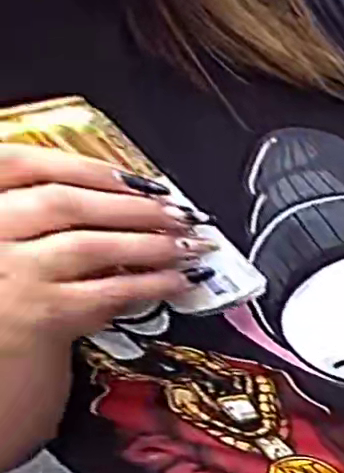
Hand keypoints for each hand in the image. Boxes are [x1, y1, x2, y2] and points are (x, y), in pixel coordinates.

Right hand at [0, 144, 208, 352]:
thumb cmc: (10, 282)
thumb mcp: (13, 235)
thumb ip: (43, 208)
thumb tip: (124, 192)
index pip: (13, 162)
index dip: (84, 166)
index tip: (139, 179)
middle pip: (62, 202)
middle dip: (136, 206)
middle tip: (182, 214)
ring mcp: (7, 272)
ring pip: (92, 244)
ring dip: (156, 243)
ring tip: (194, 244)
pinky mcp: (47, 310)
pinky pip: (117, 289)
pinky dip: (160, 281)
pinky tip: (187, 279)